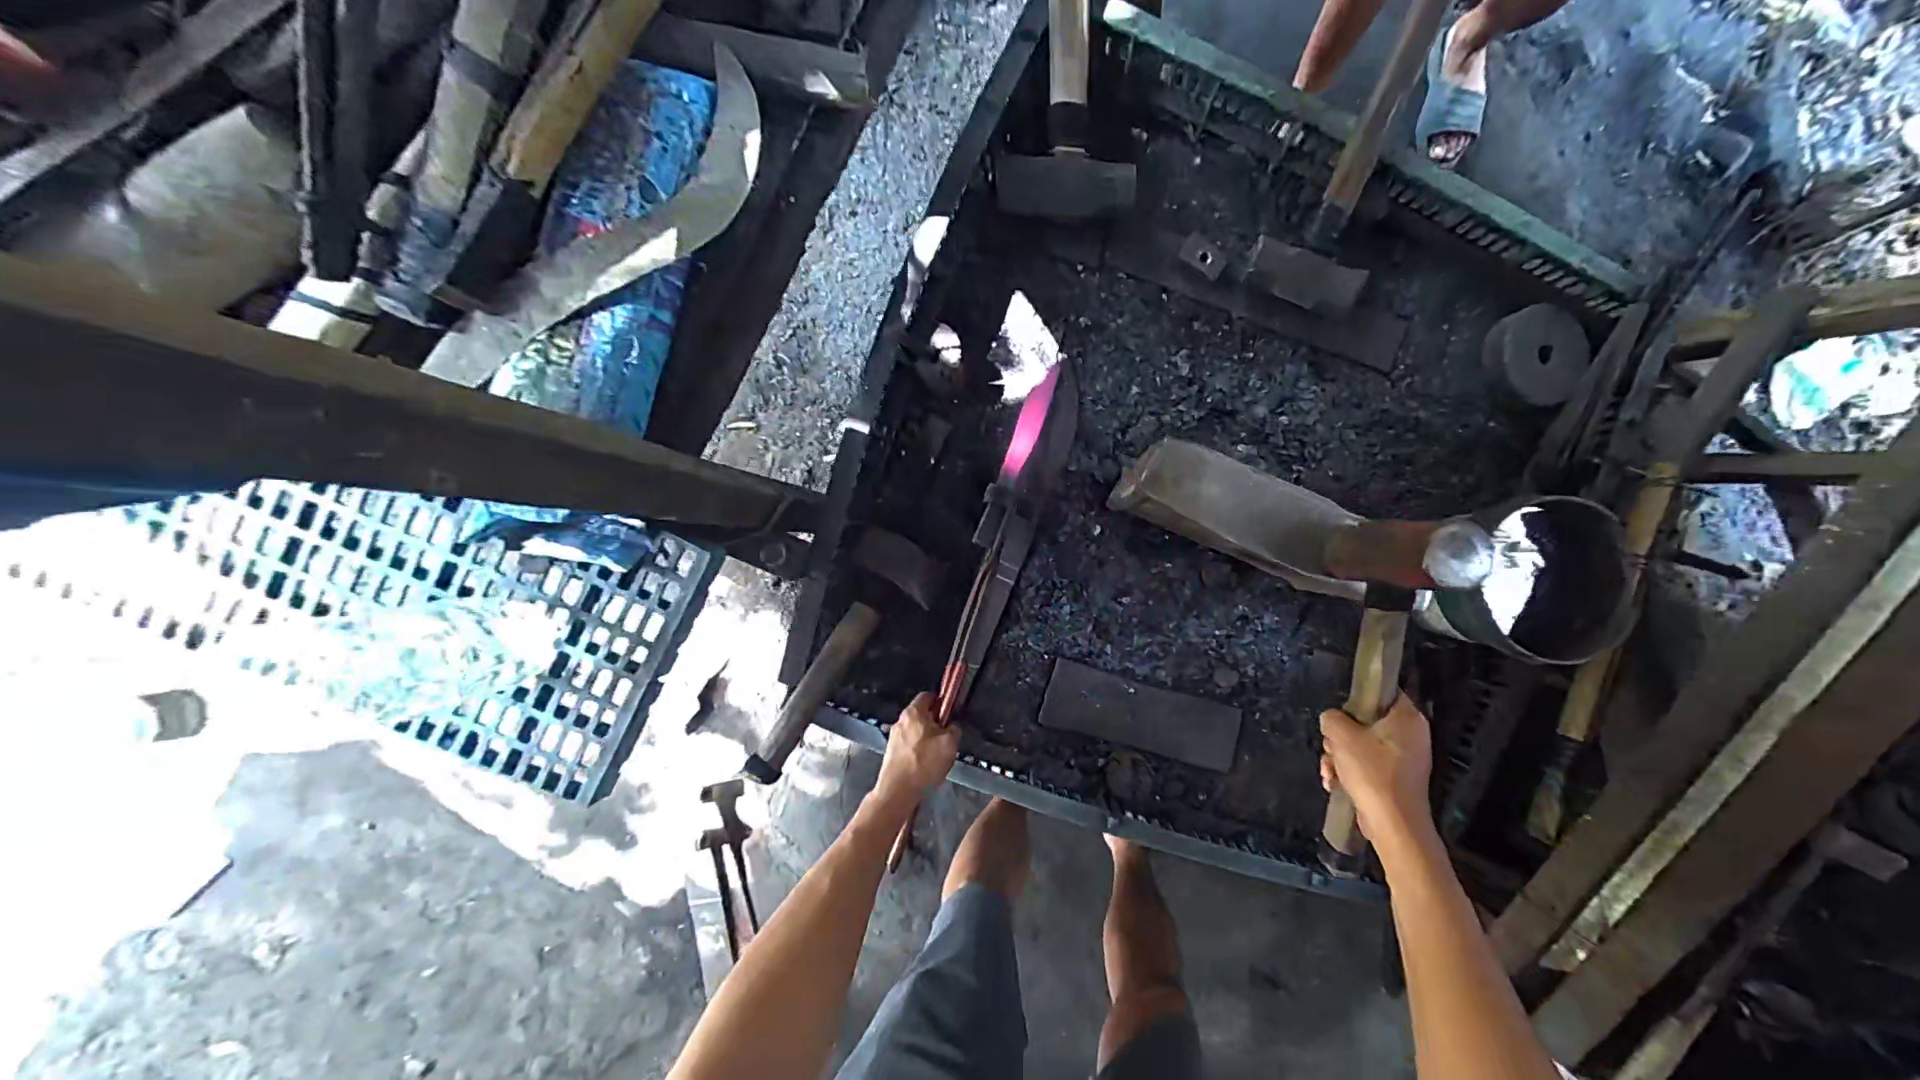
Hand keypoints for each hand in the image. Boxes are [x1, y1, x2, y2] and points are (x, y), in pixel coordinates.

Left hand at [874, 692, 959, 807]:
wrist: (898, 790)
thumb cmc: (924, 763)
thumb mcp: (950, 744)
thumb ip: (954, 729)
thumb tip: (952, 726)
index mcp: (913, 712)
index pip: (928, 696)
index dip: (941, 702)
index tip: (950, 713)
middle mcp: (901, 721)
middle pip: (922, 714)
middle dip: (936, 723)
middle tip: (947, 736)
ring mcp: (894, 737)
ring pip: (916, 731)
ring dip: (927, 738)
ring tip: (937, 754)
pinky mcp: (891, 752)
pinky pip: (909, 745)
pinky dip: (918, 750)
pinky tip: (926, 765)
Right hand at [1320, 693, 1435, 850]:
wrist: (1393, 824)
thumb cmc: (1371, 772)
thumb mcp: (1340, 735)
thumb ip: (1331, 718)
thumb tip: (1333, 721)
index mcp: (1408, 718)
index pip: (1383, 691)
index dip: (1357, 697)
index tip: (1340, 713)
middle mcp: (1411, 735)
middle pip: (1365, 720)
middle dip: (1340, 736)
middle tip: (1333, 747)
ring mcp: (1405, 758)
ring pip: (1360, 744)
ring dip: (1338, 756)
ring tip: (1331, 771)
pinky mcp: (1396, 778)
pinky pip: (1366, 764)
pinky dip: (1349, 772)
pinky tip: (1336, 783)